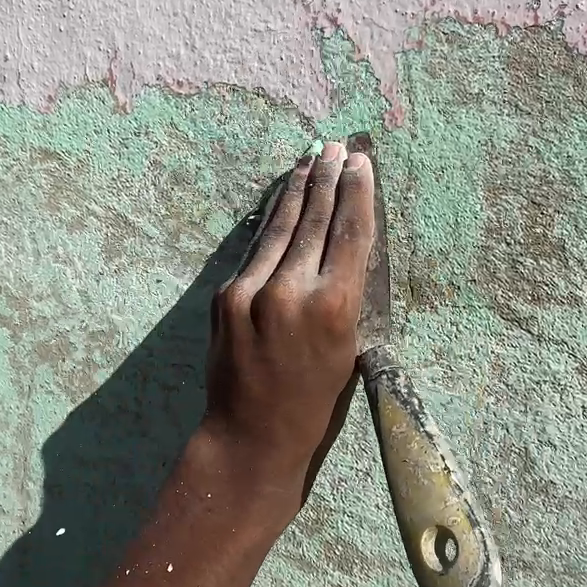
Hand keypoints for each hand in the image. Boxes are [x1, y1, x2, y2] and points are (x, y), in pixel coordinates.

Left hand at [198, 140, 375, 511]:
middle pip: (314, 220)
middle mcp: (290, 291)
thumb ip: (346, 293)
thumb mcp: (349, 348)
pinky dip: (273, 223)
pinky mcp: (225, 296)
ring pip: (281, 227)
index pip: (349, 233)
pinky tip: (283, 200)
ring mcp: (251, 291)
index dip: (357, 193)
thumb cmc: (316, 403)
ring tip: (311, 159)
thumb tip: (346, 241)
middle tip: (337, 146)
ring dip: (297, 189)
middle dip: (328, 179)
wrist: (249, 439)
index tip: (361, 162)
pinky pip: (257, 250)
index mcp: (333, 307)